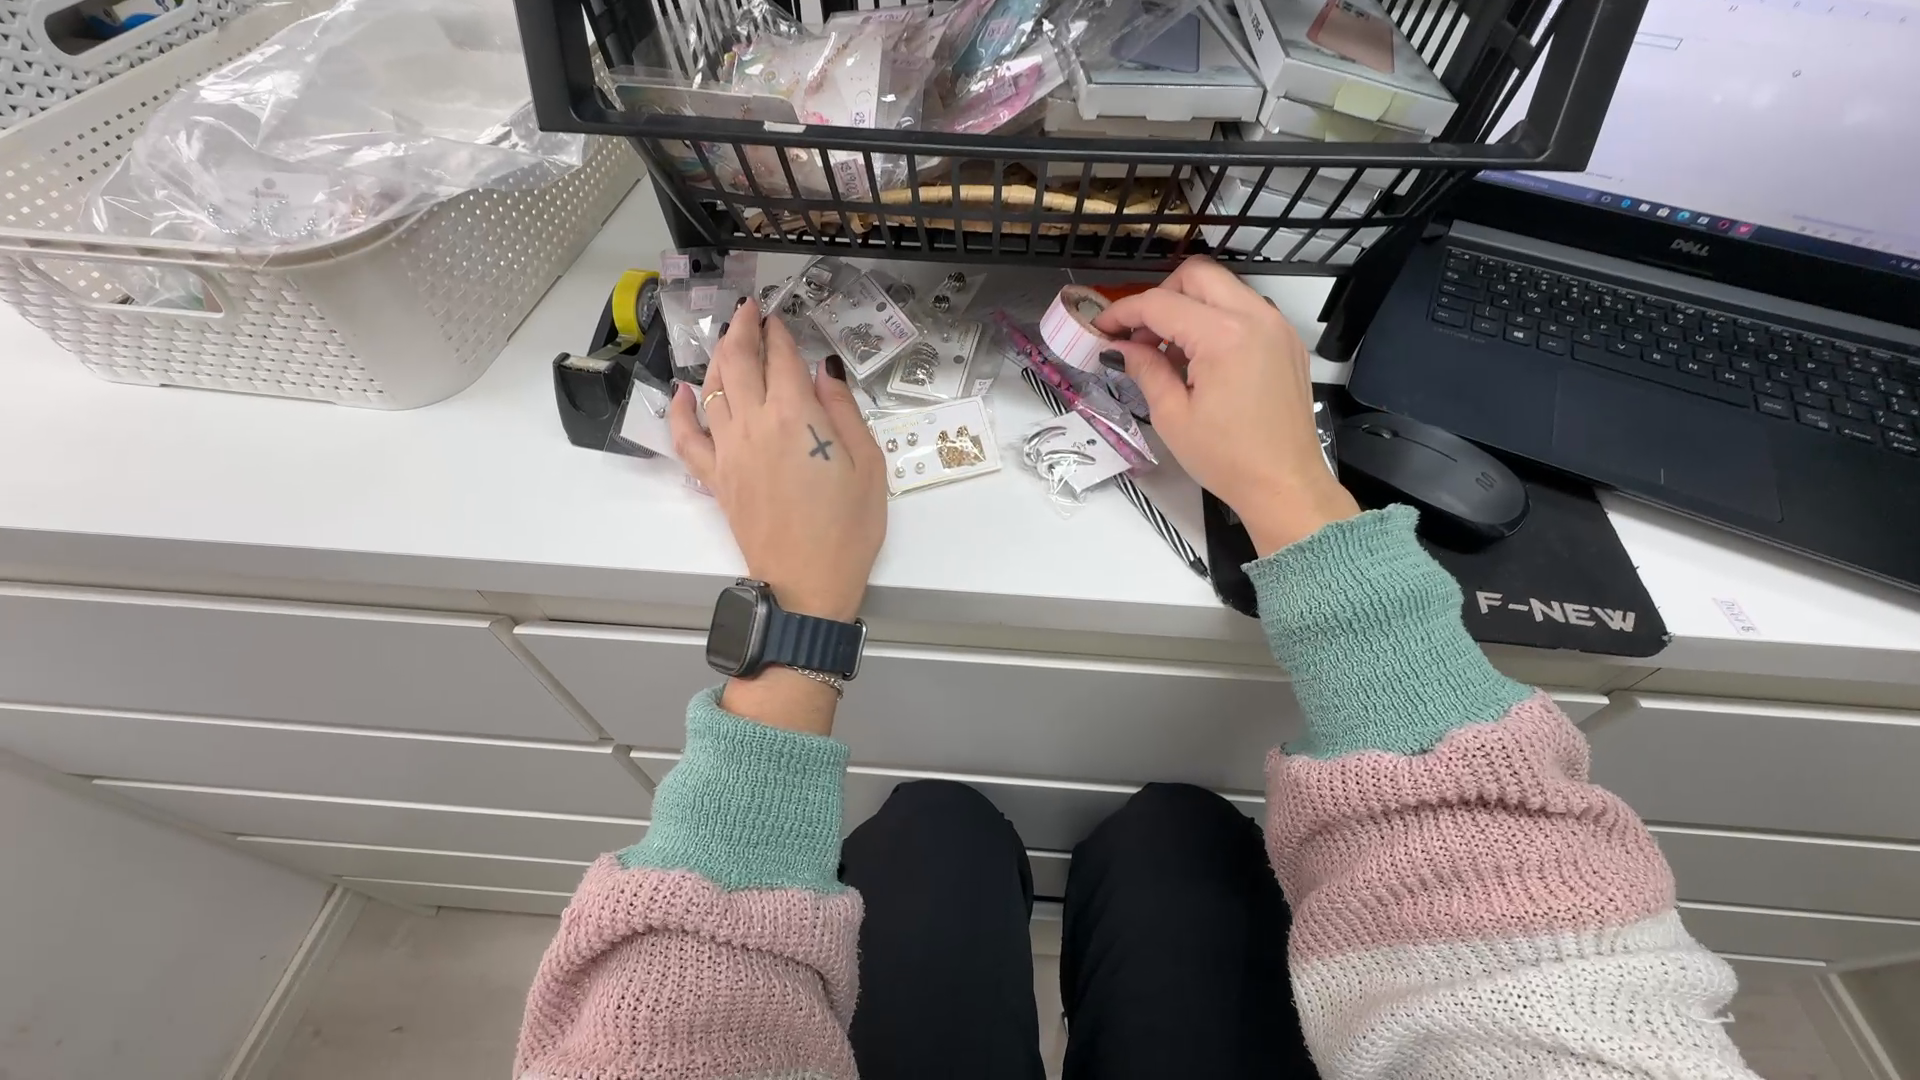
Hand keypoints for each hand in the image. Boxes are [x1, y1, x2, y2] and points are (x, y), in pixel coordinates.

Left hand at [670, 306, 887, 622]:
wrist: (807, 582)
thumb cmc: (849, 527)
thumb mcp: (868, 465)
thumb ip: (844, 411)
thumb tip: (823, 371)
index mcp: (797, 415)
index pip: (781, 357)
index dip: (779, 332)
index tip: (780, 317)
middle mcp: (755, 423)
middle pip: (739, 362)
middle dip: (742, 329)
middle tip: (748, 310)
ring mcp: (728, 450)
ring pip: (712, 388)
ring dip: (718, 357)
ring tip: (727, 340)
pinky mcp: (715, 478)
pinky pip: (686, 437)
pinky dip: (680, 410)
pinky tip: (683, 392)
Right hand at [1093, 256, 1359, 554]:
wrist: (1285, 484)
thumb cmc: (1228, 459)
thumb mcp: (1172, 416)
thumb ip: (1145, 369)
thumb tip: (1123, 347)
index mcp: (1224, 336)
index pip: (1161, 304)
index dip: (1123, 312)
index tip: (1102, 328)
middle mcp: (1256, 318)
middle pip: (1196, 275)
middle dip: (1160, 297)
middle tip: (1139, 334)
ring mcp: (1276, 327)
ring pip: (1223, 288)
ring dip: (1189, 306)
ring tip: (1168, 351)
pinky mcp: (1286, 342)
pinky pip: (1244, 310)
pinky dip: (1215, 320)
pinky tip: (1199, 359)